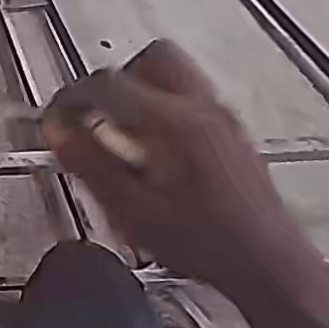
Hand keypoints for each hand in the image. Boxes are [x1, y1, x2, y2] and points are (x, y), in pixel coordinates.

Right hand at [43, 40, 322, 302]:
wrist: (271, 269)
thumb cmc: (208, 246)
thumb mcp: (134, 211)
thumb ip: (90, 165)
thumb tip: (58, 132)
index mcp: (176, 123)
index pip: (109, 83)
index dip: (72, 97)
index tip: (57, 118)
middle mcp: (203, 109)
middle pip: (149, 58)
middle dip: (113, 82)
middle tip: (95, 115)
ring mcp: (222, 116)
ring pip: (172, 71)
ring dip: (138, 91)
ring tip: (122, 134)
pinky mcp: (230, 130)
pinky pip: (187, 95)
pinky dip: (159, 108)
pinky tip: (152, 151)